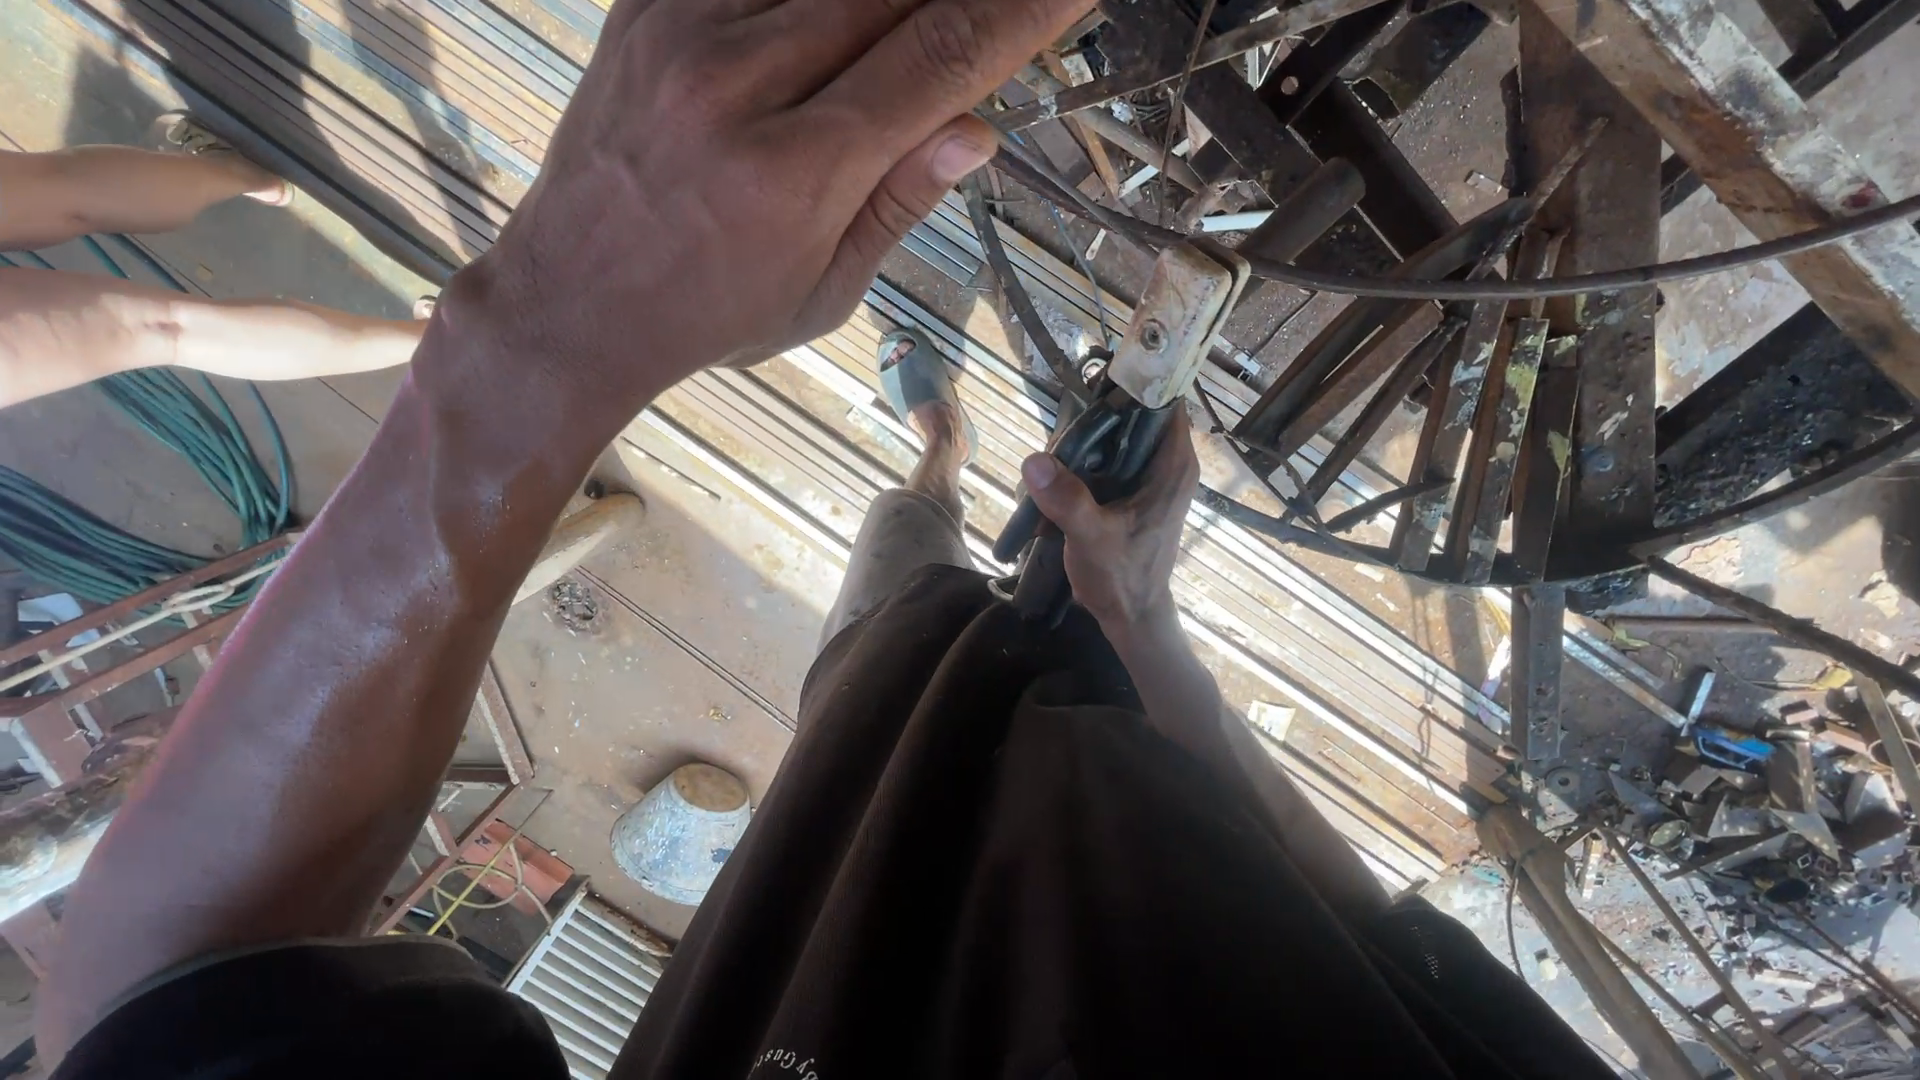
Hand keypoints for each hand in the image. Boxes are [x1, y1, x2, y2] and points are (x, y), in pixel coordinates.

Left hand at [442, 0, 1094, 409]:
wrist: (575, 300)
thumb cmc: (707, 316)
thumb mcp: (824, 293)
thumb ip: (899, 202)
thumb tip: (975, 130)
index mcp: (795, 172)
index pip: (939, 59)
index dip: (1021, 13)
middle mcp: (738, 80)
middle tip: (994, 17)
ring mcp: (684, 27)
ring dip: (891, 4)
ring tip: (905, 48)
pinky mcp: (648, 4)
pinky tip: (843, 28)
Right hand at [1019, 408, 1199, 633]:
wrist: (1129, 616)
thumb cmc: (1122, 578)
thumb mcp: (1092, 538)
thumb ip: (1067, 500)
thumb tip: (1035, 461)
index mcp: (1172, 466)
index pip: (1164, 400)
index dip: (1133, 385)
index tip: (1093, 387)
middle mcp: (1165, 464)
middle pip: (1129, 416)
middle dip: (1090, 423)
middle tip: (1059, 447)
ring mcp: (1146, 478)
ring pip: (1111, 439)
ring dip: (1078, 449)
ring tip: (1051, 471)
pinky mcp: (1128, 492)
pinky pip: (1102, 462)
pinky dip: (1077, 469)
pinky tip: (1054, 488)